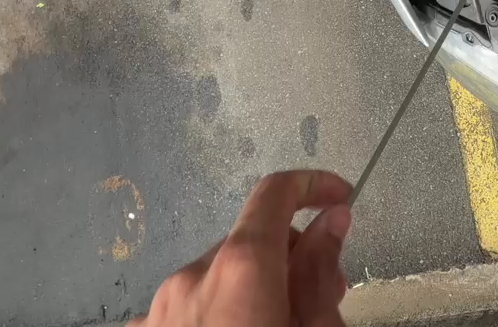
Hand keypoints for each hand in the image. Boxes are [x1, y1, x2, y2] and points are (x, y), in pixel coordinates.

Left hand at [136, 170, 351, 326]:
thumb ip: (322, 268)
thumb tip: (332, 219)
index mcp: (239, 265)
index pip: (276, 191)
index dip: (315, 184)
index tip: (341, 199)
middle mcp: (191, 278)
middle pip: (252, 240)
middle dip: (291, 255)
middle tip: (322, 293)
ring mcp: (156, 313)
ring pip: (219, 276)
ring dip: (253, 286)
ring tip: (279, 321)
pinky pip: (185, 307)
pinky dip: (214, 312)